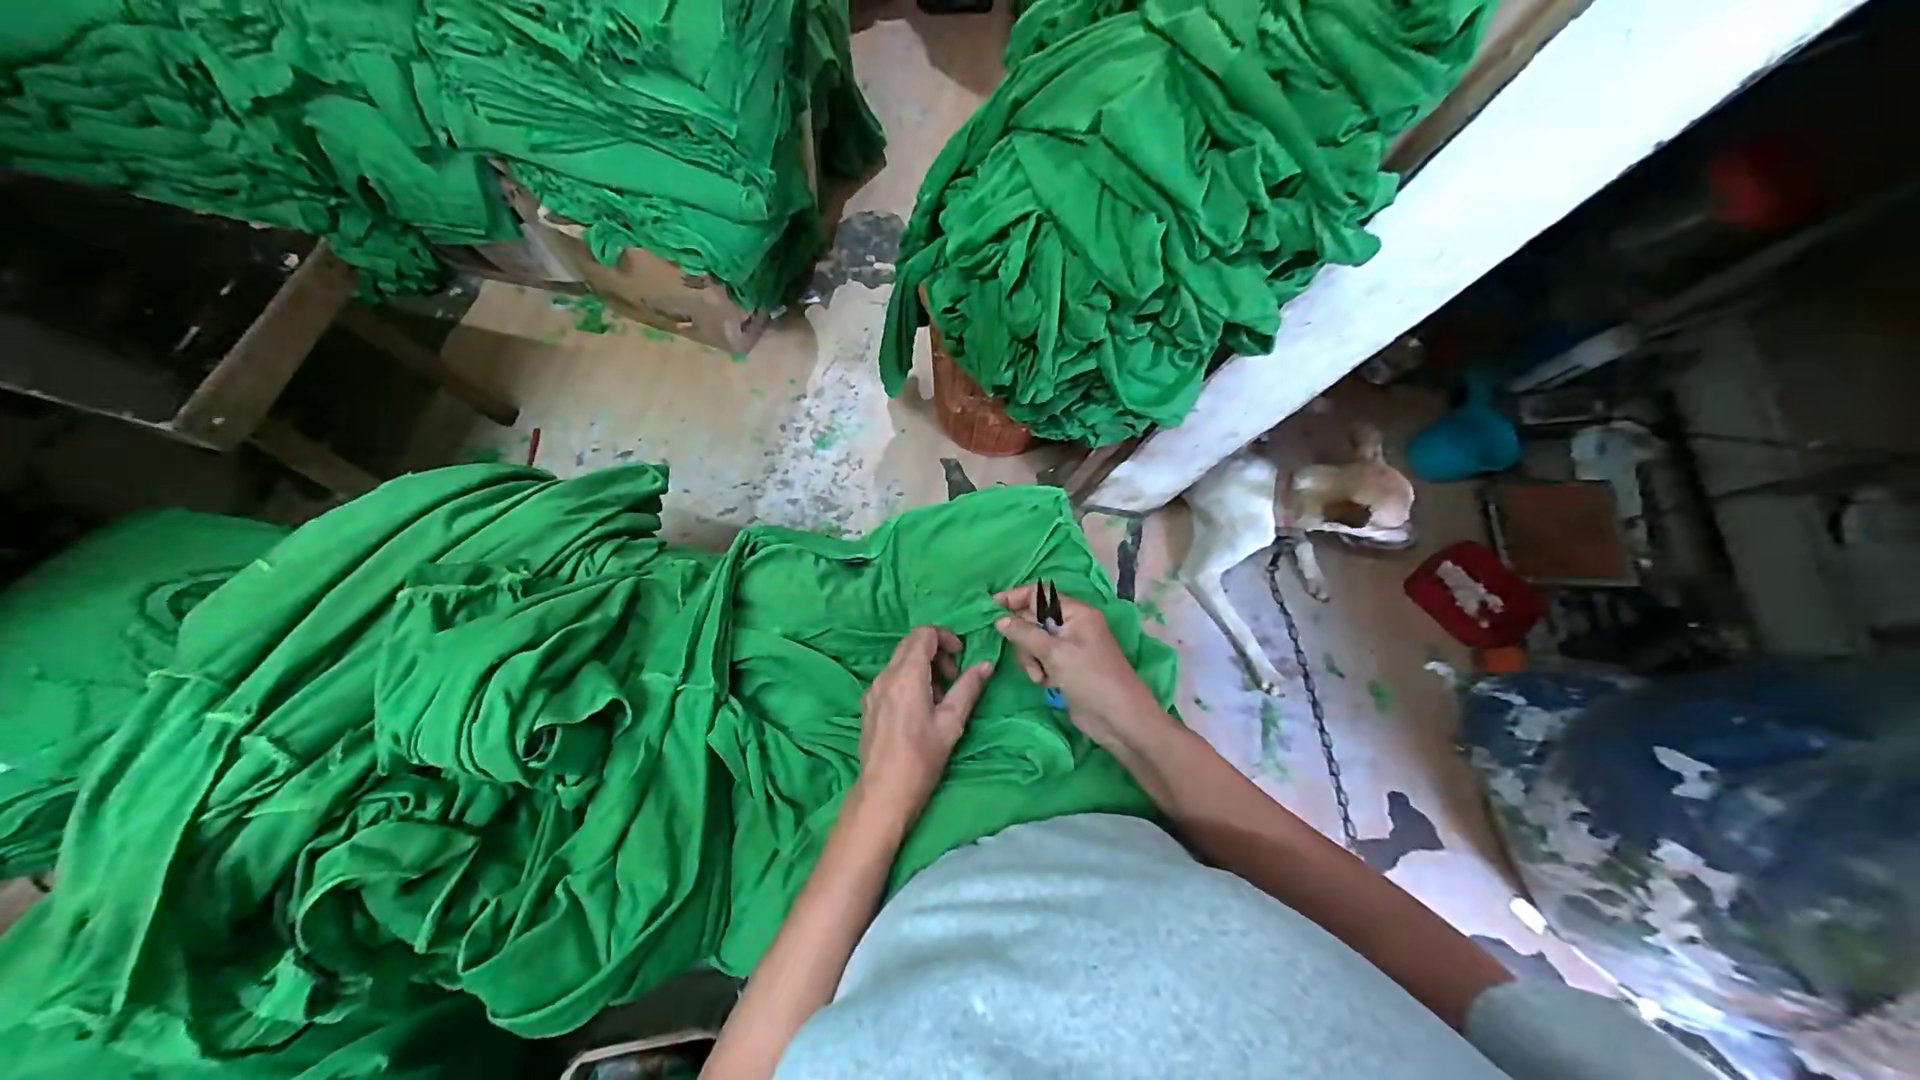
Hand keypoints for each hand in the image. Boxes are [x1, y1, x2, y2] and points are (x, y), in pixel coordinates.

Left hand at [856, 627, 990, 817]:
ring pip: (900, 661)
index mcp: (906, 675)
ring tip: (940, 698)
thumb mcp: (952, 722)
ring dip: (923, 667)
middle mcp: (884, 676)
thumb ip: (968, 688)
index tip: (961, 657)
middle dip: (936, 652)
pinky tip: (920, 709)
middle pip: (910, 644)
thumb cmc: (922, 758)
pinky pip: (890, 678)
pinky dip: (909, 680)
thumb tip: (986, 664)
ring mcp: (872, 690)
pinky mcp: (868, 705)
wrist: (883, 793)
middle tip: (954, 677)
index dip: (946, 637)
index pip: (924, 634)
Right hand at [993, 585, 1167, 754]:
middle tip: (1028, 658)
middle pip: (1033, 618)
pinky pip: (1041, 659)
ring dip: (1030, 658)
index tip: (991, 608)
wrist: (1119, 719)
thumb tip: (999, 619)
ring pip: (1034, 641)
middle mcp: (1073, 625)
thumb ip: (1024, 633)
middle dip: (1024, 638)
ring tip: (1039, 676)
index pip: (1039, 594)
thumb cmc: (1091, 679)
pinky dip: (1039, 669)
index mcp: (1076, 612)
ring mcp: (1070, 647)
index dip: (1014, 598)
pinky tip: (1045, 683)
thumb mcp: (1055, 653)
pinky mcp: (1066, 667)